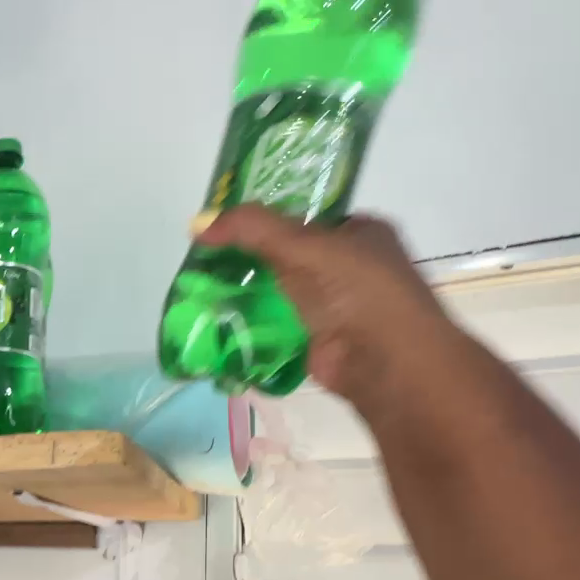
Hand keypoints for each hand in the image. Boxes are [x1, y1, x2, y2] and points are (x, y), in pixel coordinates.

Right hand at [197, 205, 451, 405]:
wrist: (382, 361)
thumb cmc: (357, 292)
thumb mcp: (305, 247)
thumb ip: (253, 230)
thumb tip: (197, 224)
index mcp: (358, 232)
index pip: (301, 218)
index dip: (261, 222)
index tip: (220, 229)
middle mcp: (346, 265)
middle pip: (282, 256)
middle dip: (244, 260)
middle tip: (201, 262)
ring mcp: (329, 304)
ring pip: (273, 291)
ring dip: (240, 294)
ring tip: (197, 290)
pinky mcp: (311, 337)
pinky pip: (270, 324)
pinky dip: (245, 324)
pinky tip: (213, 320)